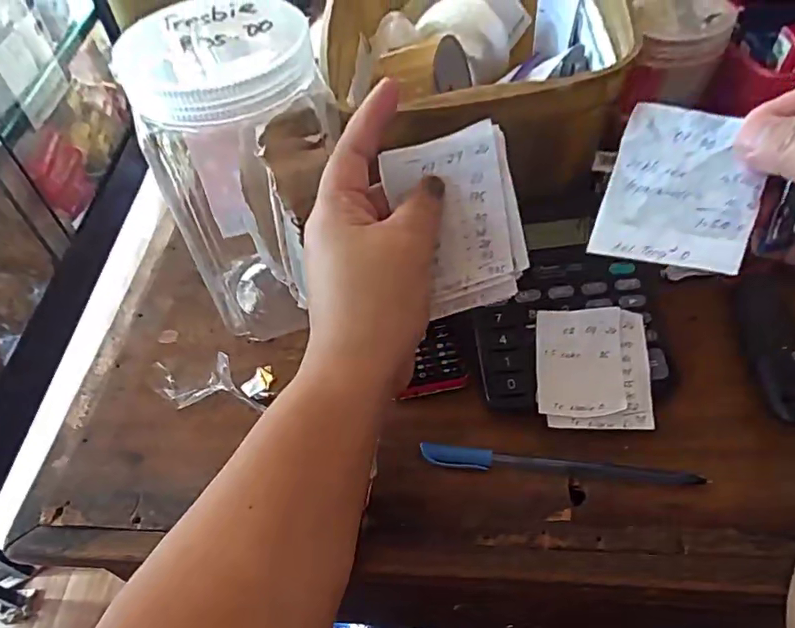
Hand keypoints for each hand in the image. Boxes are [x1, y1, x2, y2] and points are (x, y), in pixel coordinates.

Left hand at [303, 79, 444, 392]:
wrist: (358, 372)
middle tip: (446, 161)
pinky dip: (421, 253)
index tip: (396, 90)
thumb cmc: (377, 304)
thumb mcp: (407, 245)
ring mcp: (352, 265)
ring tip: (458, 208)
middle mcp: (338, 232)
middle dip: (411, 177)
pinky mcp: (368, 293)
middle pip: (377, 190)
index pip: (355, 149)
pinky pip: (397, 260)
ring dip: (423, 220)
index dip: (375, 116)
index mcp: (336, 209)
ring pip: (391, 228)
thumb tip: (430, 188)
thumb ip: (422, 208)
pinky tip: (449, 255)